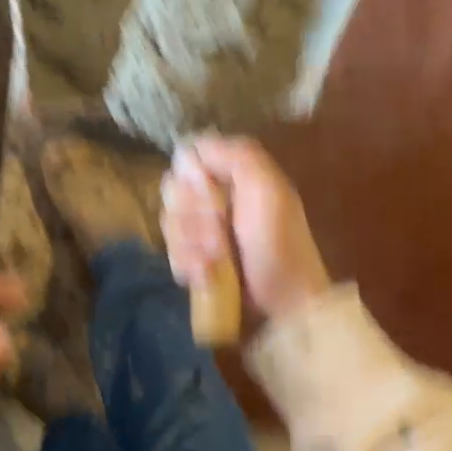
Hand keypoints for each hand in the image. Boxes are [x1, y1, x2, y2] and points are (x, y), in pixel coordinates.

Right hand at [160, 136, 331, 321]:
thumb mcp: (268, 190)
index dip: (190, 179)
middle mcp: (215, 198)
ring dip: (190, 245)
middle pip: (173, 192)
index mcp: (234, 176)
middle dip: (192, 219)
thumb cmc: (278, 244)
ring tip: (214, 262)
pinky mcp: (193, 258)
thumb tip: (190, 147)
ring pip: (170, 223)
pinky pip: (170, 251)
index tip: (207, 195)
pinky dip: (186, 264)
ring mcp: (202, 230)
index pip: (186, 160)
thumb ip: (237, 156)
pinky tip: (204, 275)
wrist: (281, 303)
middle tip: (218, 237)